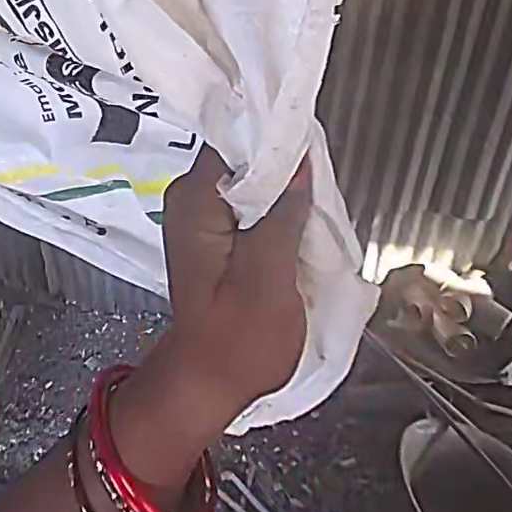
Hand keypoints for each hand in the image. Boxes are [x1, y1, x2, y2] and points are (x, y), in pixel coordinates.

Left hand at [157, 143, 312, 417]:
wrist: (210, 380)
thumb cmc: (238, 337)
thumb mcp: (269, 272)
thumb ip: (283, 213)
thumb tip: (299, 161)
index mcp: (194, 202)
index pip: (230, 143)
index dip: (270, 135)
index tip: (308, 131)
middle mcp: (189, 202)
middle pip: (239, 160)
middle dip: (281, 162)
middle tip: (322, 169)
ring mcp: (199, 219)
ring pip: (246, 183)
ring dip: (281, 188)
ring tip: (317, 193)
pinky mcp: (214, 236)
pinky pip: (246, 206)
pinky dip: (273, 208)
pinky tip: (300, 216)